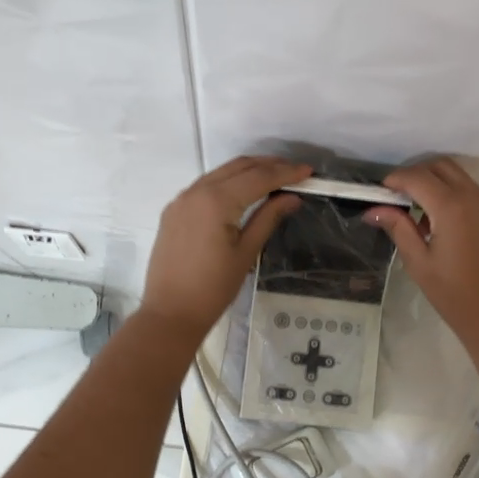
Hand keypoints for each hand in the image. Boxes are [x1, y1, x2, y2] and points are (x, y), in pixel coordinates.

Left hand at [139, 156, 309, 336]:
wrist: (170, 312)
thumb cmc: (213, 288)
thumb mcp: (246, 253)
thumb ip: (268, 218)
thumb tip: (291, 197)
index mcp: (216, 201)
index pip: (258, 177)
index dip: (285, 172)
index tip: (308, 171)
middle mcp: (196, 191)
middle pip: (238, 167)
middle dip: (268, 165)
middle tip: (294, 171)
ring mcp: (181, 200)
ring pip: (220, 173)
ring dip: (247, 171)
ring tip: (273, 177)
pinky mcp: (173, 211)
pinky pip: (204, 186)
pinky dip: (227, 182)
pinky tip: (242, 192)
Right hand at [364, 158, 478, 346]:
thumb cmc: (454, 295)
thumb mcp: (419, 263)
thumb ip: (398, 228)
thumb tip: (374, 210)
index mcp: (451, 208)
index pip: (417, 177)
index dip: (396, 180)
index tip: (382, 192)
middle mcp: (476, 198)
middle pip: (442, 167)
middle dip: (418, 174)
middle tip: (400, 198)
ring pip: (462, 179)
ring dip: (439, 185)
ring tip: (423, 216)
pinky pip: (477, 196)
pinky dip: (458, 199)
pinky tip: (449, 228)